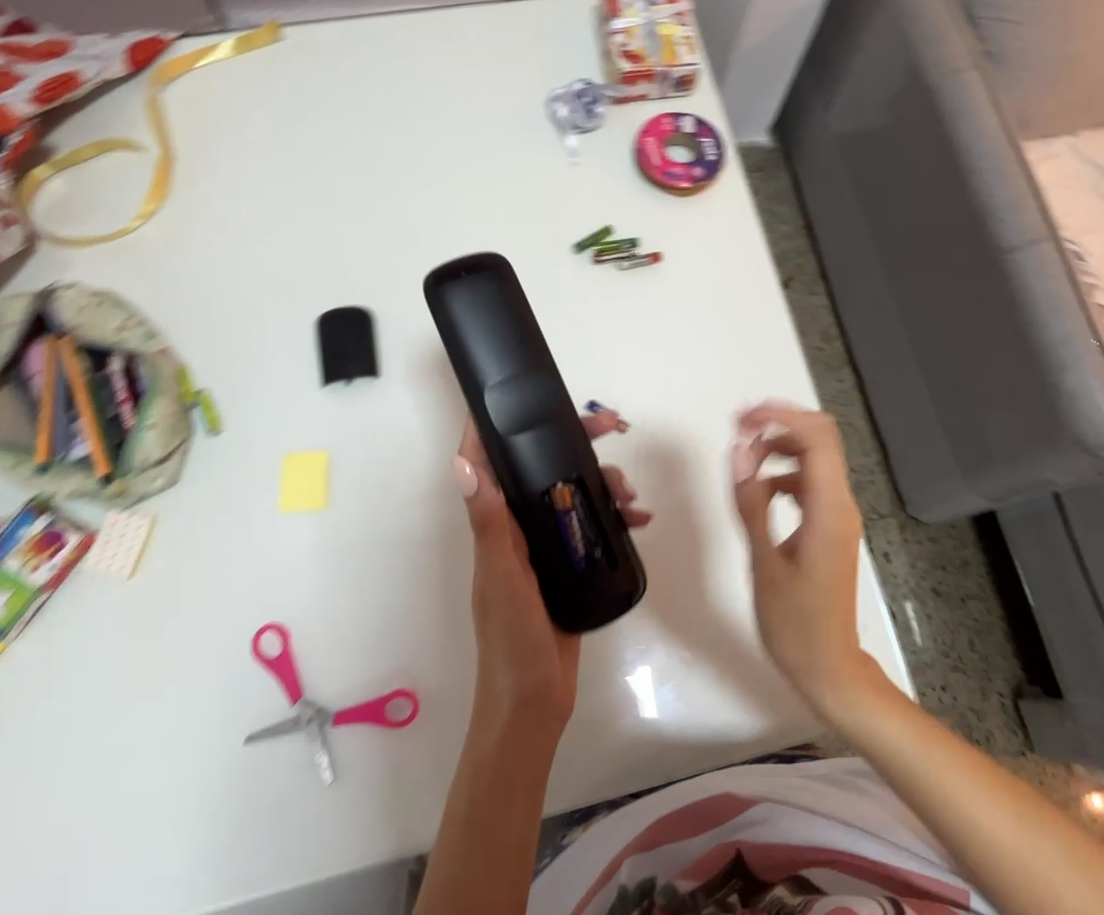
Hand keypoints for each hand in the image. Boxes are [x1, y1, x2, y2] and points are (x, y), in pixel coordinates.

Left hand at [452, 409, 650, 737]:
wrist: (534, 705)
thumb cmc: (513, 644)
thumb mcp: (503, 581)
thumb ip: (491, 525)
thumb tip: (464, 464)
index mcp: (493, 528)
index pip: (489, 463)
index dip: (505, 424)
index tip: (536, 397)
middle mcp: (515, 531)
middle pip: (540, 470)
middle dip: (574, 443)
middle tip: (613, 426)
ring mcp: (543, 550)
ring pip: (571, 495)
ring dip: (601, 481)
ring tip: (631, 493)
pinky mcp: (568, 569)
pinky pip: (591, 528)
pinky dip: (614, 517)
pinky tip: (639, 521)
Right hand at [730, 402, 877, 715]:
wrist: (827, 665)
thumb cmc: (793, 622)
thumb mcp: (764, 562)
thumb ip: (751, 503)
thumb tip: (738, 453)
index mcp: (829, 509)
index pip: (817, 438)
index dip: (780, 416)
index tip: (741, 419)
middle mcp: (840, 504)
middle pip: (819, 441)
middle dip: (777, 427)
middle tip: (736, 435)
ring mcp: (838, 516)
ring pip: (813, 461)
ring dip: (777, 452)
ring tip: (740, 468)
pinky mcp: (829, 529)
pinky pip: (809, 485)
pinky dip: (783, 476)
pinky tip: (758, 494)